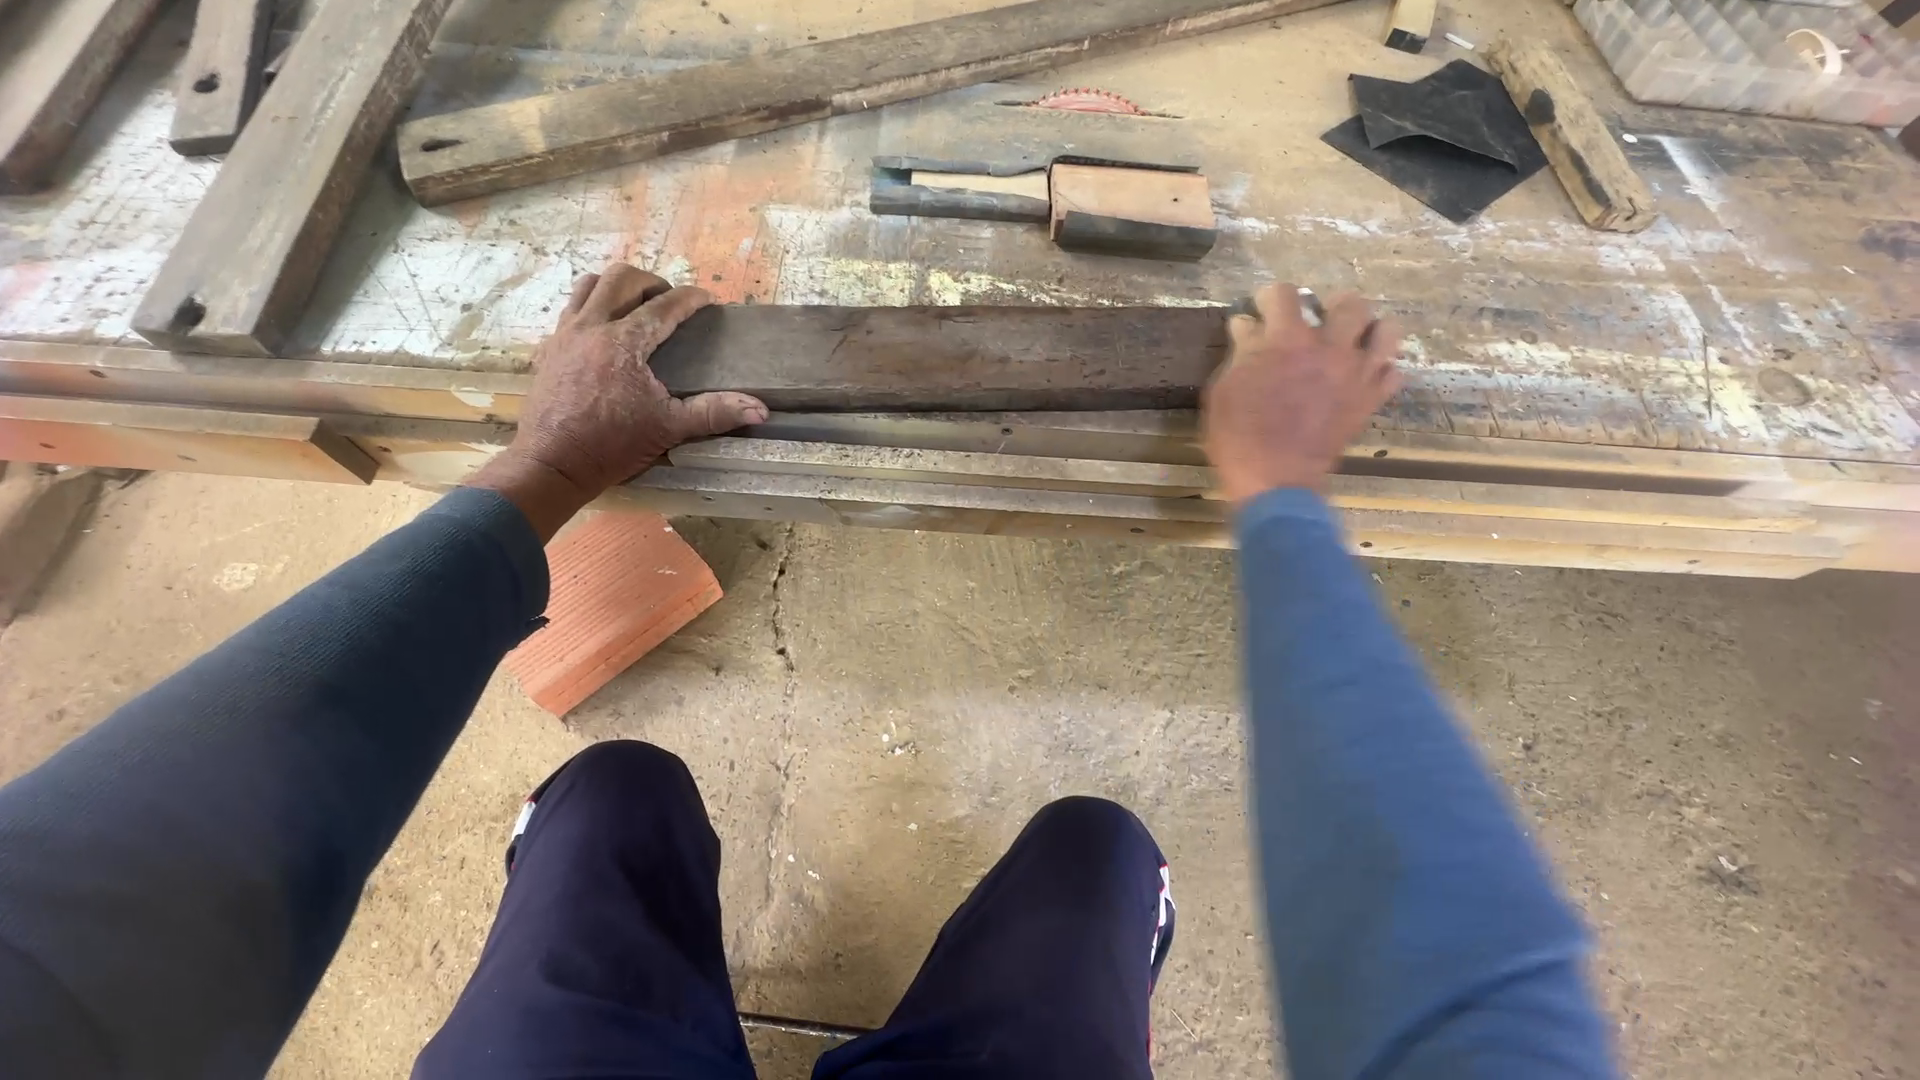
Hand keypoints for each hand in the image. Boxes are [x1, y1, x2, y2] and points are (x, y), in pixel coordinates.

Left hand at [468, 263, 768, 538]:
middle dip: (650, 282)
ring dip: (615, 287)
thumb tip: (759, 409)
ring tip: (634, 305)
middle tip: (668, 300)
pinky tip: (603, 332)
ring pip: (588, 286)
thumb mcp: (669, 428)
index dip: (690, 298)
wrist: (552, 463)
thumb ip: (714, 413)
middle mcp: (592, 327)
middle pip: (621, 278)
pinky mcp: (548, 349)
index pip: (664, 306)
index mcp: (625, 342)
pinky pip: (569, 311)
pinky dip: (591, 309)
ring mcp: (565, 335)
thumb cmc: (612, 445)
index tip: (707, 299)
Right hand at [1202, 284, 1401, 504]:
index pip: (1284, 294)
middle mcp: (1330, 348)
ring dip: (1369, 330)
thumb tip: (1246, 325)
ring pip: (1387, 330)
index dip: (1270, 296)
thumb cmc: (1239, 435)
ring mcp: (1357, 374)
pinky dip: (1380, 369)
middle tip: (1318, 319)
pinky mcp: (1370, 401)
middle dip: (1332, 304)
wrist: (1275, 480)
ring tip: (1351, 341)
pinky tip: (1362, 375)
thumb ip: (1241, 352)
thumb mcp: (1225, 390)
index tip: (1263, 306)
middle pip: (1350, 303)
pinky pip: (1393, 372)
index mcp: (1287, 341)